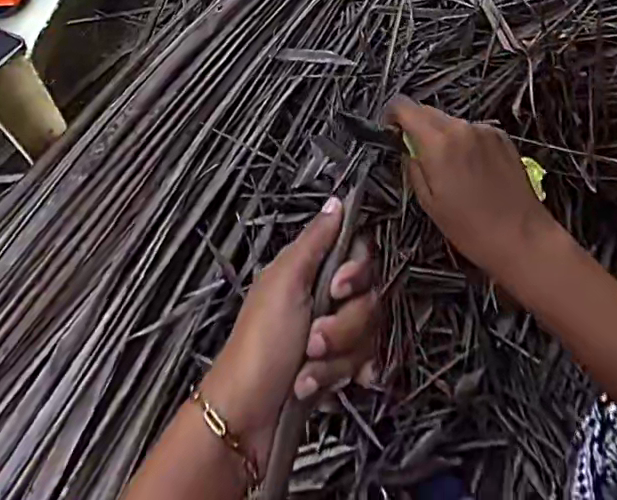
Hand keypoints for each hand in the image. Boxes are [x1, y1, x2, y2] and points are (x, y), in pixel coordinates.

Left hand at [200, 196, 380, 463]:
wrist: (247, 416)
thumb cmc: (260, 343)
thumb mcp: (284, 282)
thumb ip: (315, 241)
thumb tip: (336, 201)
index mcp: (310, 270)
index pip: (359, 255)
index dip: (356, 274)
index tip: (337, 289)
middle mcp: (325, 298)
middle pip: (369, 300)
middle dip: (342, 327)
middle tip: (311, 340)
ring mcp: (333, 334)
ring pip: (367, 337)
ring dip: (335, 360)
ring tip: (305, 371)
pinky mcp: (338, 368)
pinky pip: (364, 367)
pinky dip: (339, 379)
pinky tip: (320, 388)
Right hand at [383, 95, 561, 282]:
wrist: (523, 238)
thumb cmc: (469, 227)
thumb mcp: (428, 202)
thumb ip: (412, 166)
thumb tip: (407, 148)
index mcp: (437, 142)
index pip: (404, 106)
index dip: (392, 114)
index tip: (390, 131)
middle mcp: (461, 127)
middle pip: (427, 110)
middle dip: (416, 125)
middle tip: (417, 153)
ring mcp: (484, 130)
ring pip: (450, 121)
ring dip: (441, 134)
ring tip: (449, 167)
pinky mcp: (502, 137)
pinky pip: (472, 130)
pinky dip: (464, 141)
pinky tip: (472, 168)